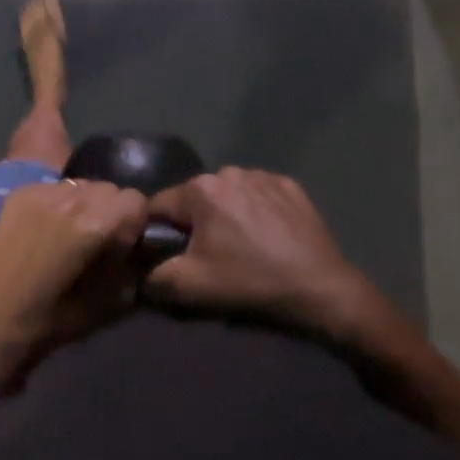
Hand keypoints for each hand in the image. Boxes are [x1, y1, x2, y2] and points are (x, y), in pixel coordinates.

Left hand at [0, 181, 148, 375]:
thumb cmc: (58, 318)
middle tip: (98, 239)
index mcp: (93, 225)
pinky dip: (59, 201)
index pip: (135, 199)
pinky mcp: (20, 193)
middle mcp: (68, 200)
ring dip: (86, 203)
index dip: (135, 222)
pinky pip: (54, 186)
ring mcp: (40, 192)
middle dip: (112, 210)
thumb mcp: (114, 299)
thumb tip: (144, 243)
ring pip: (82, 184)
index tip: (123, 244)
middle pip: (109, 188)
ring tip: (71, 231)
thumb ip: (134, 263)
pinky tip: (47, 227)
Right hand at [144, 169, 396, 346]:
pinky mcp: (291, 186)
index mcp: (200, 189)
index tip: (168, 256)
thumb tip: (139, 271)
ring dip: (226, 216)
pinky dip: (255, 213)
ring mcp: (263, 176)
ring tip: (240, 248)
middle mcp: (229, 171)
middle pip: (194, 199)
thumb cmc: (249, 282)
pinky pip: (258, 196)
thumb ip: (151, 275)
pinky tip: (267, 238)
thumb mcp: (188, 286)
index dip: (156, 233)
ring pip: (227, 196)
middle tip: (208, 257)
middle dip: (194, 224)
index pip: (159, 206)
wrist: (320, 288)